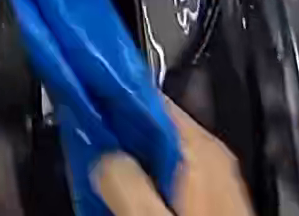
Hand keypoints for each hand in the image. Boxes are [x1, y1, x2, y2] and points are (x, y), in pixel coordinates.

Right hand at [93, 101, 251, 215]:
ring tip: (97, 172)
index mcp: (200, 149)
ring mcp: (213, 184)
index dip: (115, 95)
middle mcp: (209, 158)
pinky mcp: (211, 208)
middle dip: (118, 133)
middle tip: (84, 141)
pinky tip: (126, 201)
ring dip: (129, 161)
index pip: (151, 98)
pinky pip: (169, 179)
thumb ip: (125, 182)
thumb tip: (103, 156)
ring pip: (159, 155)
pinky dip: (145, 183)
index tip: (85, 95)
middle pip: (153, 126)